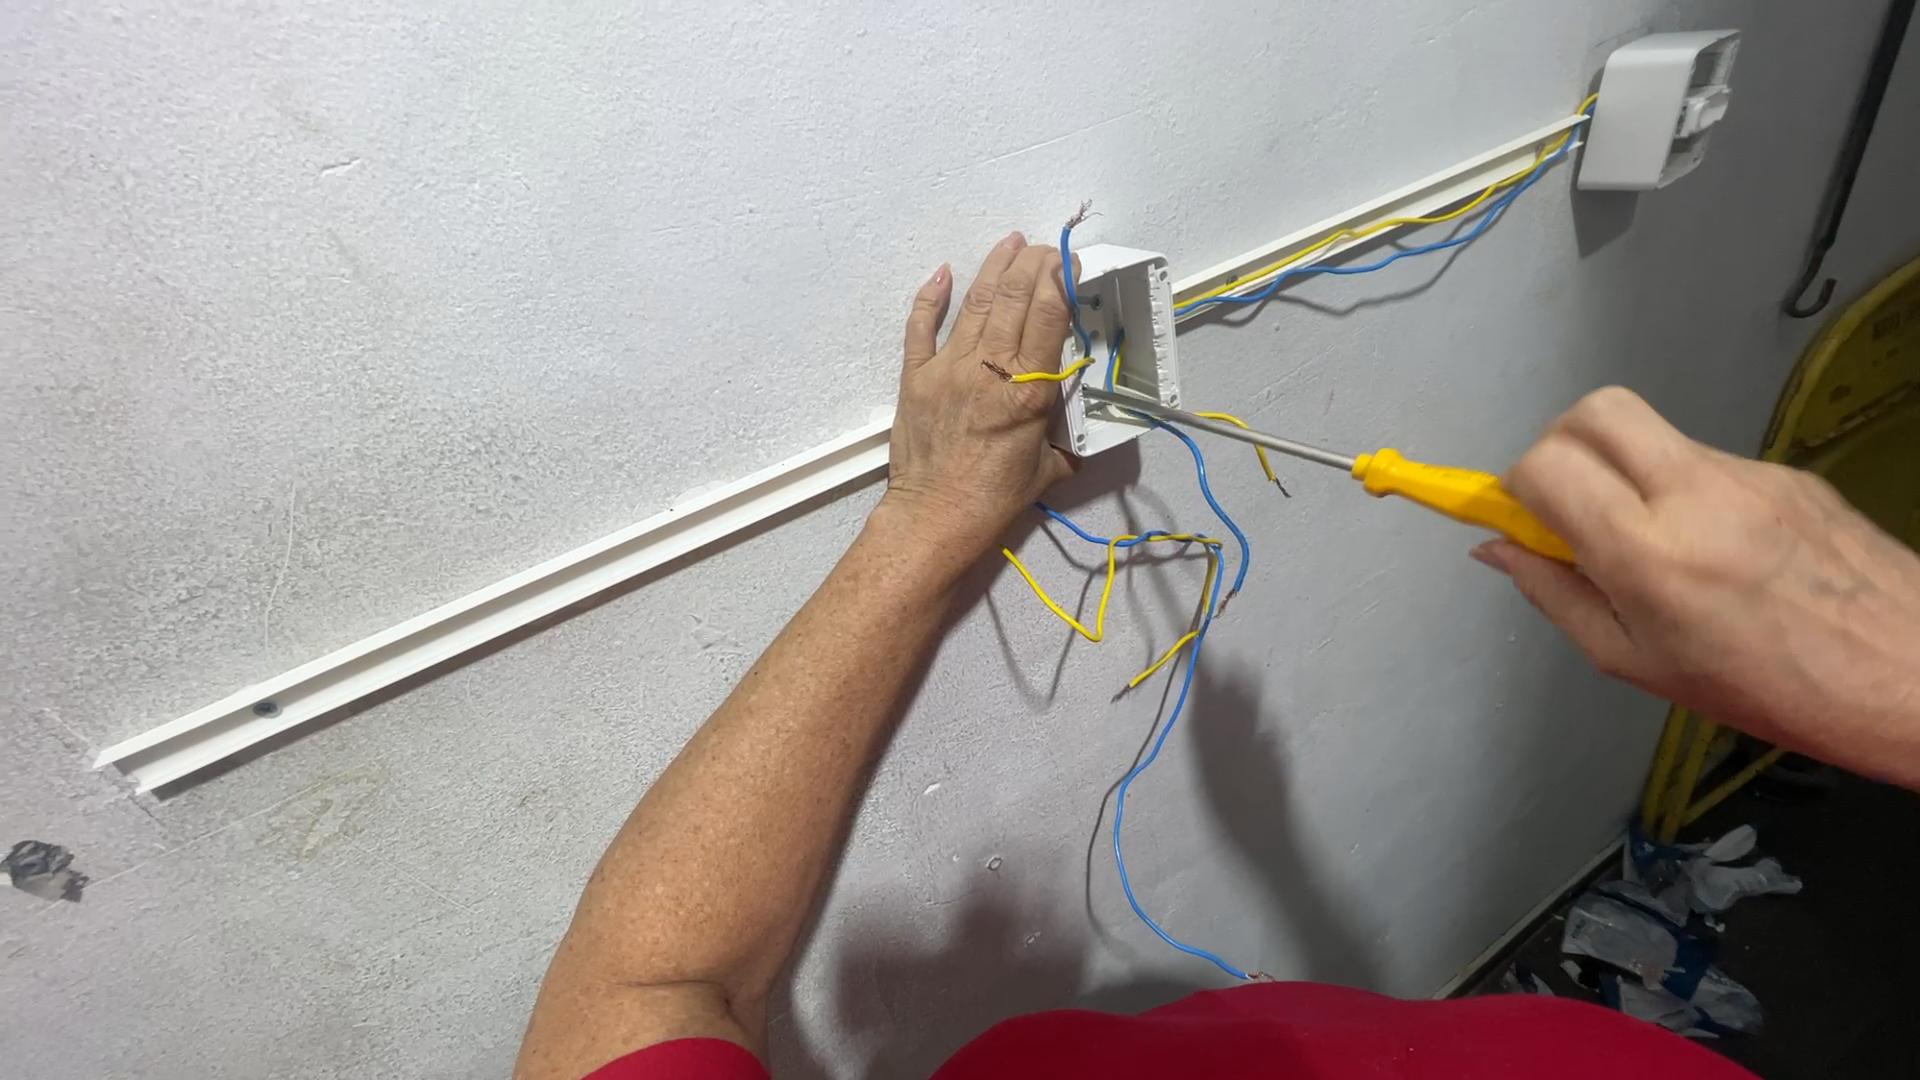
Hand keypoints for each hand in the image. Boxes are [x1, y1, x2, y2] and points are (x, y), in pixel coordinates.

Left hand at [874, 232, 1076, 569]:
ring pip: (975, 303)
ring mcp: (947, 368)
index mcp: (1027, 390)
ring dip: (995, 267)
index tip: (1071, 262)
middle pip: (1014, 297)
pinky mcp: (915, 377)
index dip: (1062, 279)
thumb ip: (1069, 439)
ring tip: (1010, 243)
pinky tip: (943, 273)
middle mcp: (988, 369)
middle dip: (1033, 263)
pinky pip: (920, 328)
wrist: (935, 517)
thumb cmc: (994, 499)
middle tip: (1044, 249)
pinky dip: (930, 298)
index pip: (1049, 315)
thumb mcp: (1049, 468)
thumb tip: (1082, 423)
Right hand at [1475, 387, 1919, 785]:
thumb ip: (1549, 591)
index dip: (1517, 486)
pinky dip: (1672, 487)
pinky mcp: (1788, 472)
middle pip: (1595, 412)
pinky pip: (1698, 458)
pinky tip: (1705, 542)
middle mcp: (1697, 495)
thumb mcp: (1626, 657)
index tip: (1523, 520)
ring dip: (1617, 470)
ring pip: (1646, 434)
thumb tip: (1496, 547)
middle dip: (1557, 445)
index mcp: (1648, 551)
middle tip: (1566, 498)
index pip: (1546, 464)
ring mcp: (1750, 475)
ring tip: (1644, 534)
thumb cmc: (1762, 686)